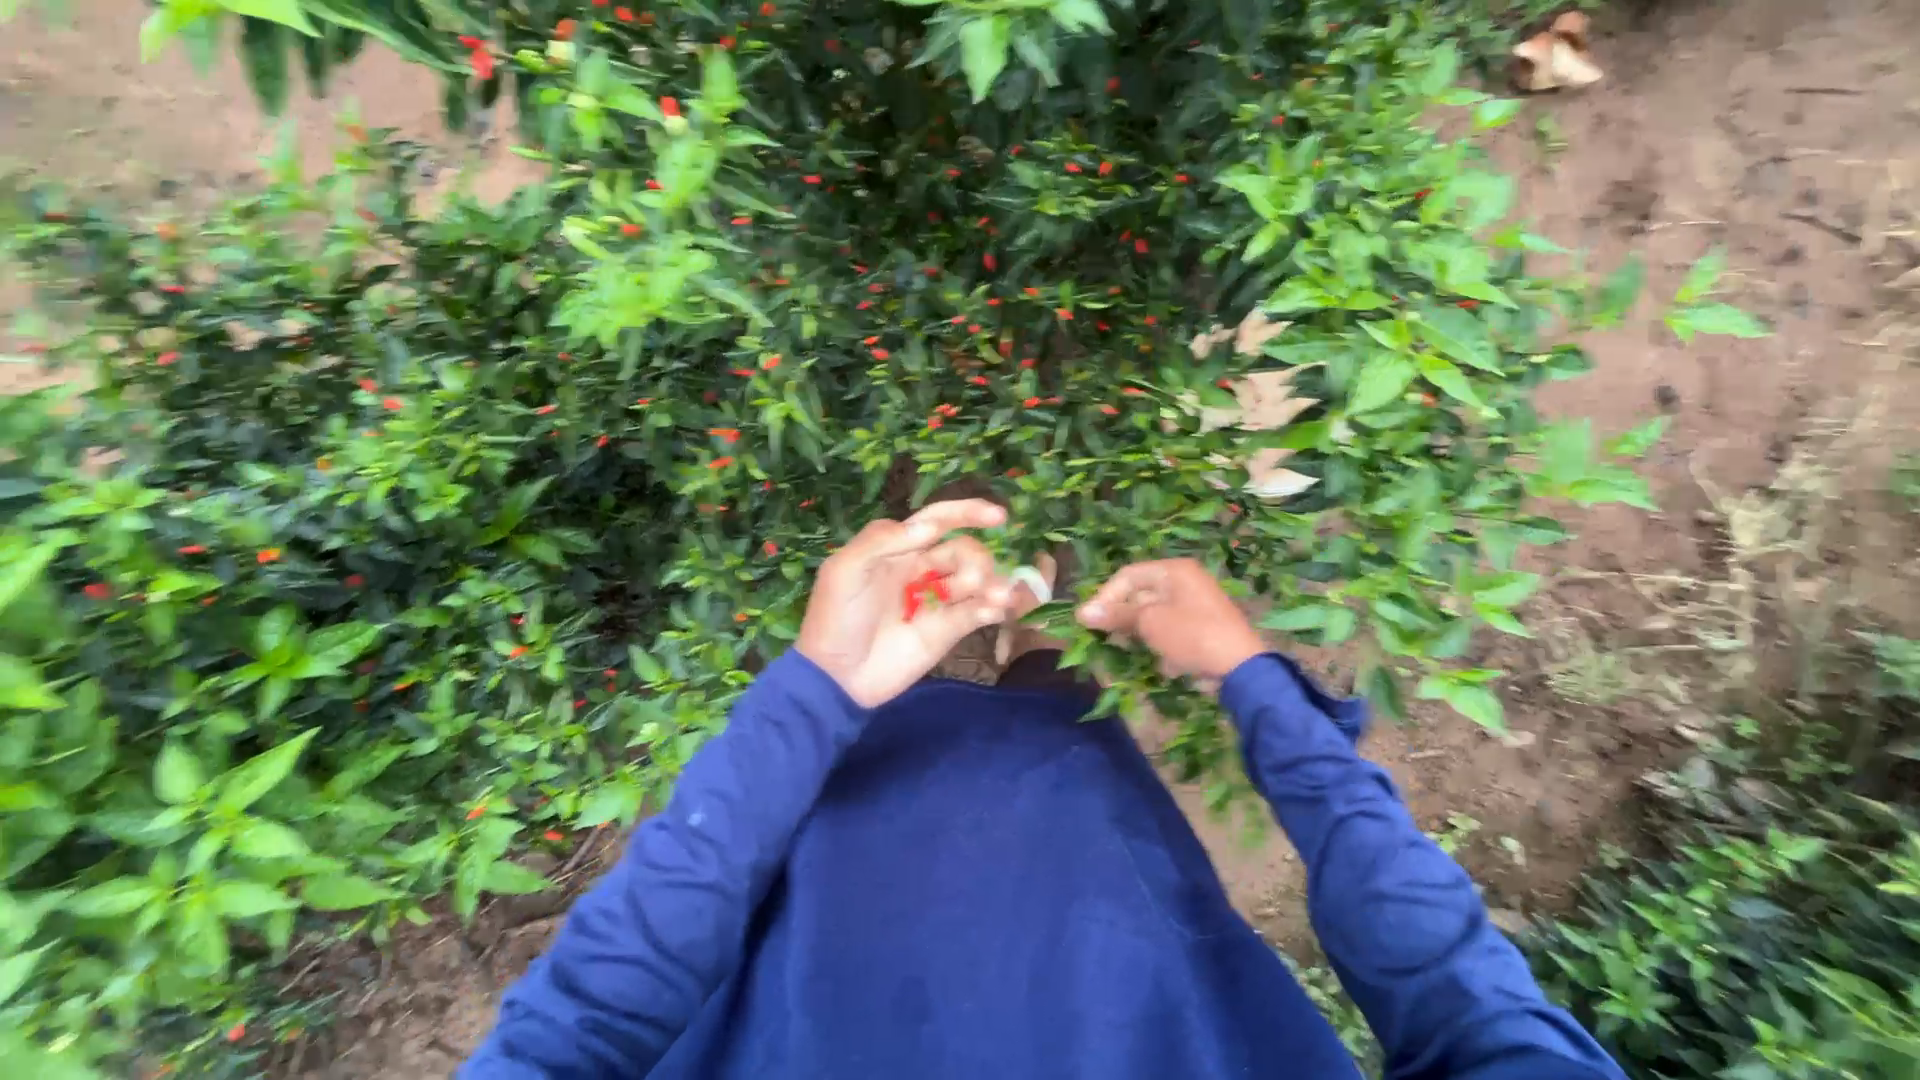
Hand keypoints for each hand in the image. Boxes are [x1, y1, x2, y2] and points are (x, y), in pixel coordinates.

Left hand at [796, 499, 1015, 706]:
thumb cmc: (835, 616)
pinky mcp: (947, 631)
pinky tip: (996, 610)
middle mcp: (922, 569)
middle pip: (964, 550)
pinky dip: (991, 607)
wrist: (836, 676)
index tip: (998, 516)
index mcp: (898, 548)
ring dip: (991, 582)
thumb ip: (883, 540)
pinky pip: (977, 612)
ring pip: (976, 580)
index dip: (968, 513)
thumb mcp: (845, 569)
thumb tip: (931, 527)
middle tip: (971, 580)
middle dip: (976, 559)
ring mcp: (937, 601)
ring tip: (996, 596)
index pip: (938, 520)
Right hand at [1075, 559, 1265, 683]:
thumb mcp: (1150, 622)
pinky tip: (1160, 662)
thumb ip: (1116, 614)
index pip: (1128, 575)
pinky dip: (1159, 643)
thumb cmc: (1192, 635)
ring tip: (1127, 651)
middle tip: (1103, 638)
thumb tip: (1082, 612)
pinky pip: (1170, 629)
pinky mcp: (1202, 628)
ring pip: (1153, 614)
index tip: (1089, 621)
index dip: (1105, 597)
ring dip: (1137, 633)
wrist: (1241, 668)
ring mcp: (1196, 605)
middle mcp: (1185, 582)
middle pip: (1140, 594)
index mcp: (1174, 571)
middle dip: (1120, 617)